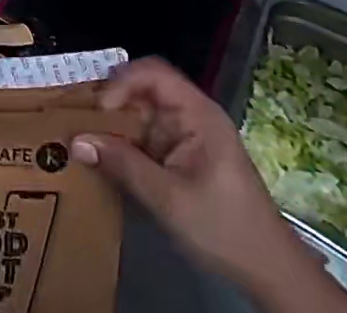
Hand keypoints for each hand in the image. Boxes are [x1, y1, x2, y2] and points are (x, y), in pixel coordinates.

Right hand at [71, 58, 346, 312]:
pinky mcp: (179, 157)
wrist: (270, 273)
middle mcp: (190, 116)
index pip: (153, 73)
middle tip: (77, 121)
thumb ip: (123, 165)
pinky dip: (122, 144)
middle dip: (110, 103)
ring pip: (140, 114)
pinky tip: (102, 158)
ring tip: (81, 138)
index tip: (99, 111)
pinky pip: (144, 138)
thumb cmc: (225, 229)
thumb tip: (76, 140)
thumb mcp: (169, 199)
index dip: (122, 83)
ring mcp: (185, 137)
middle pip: (142, 90)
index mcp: (198, 114)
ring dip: (112, 125)